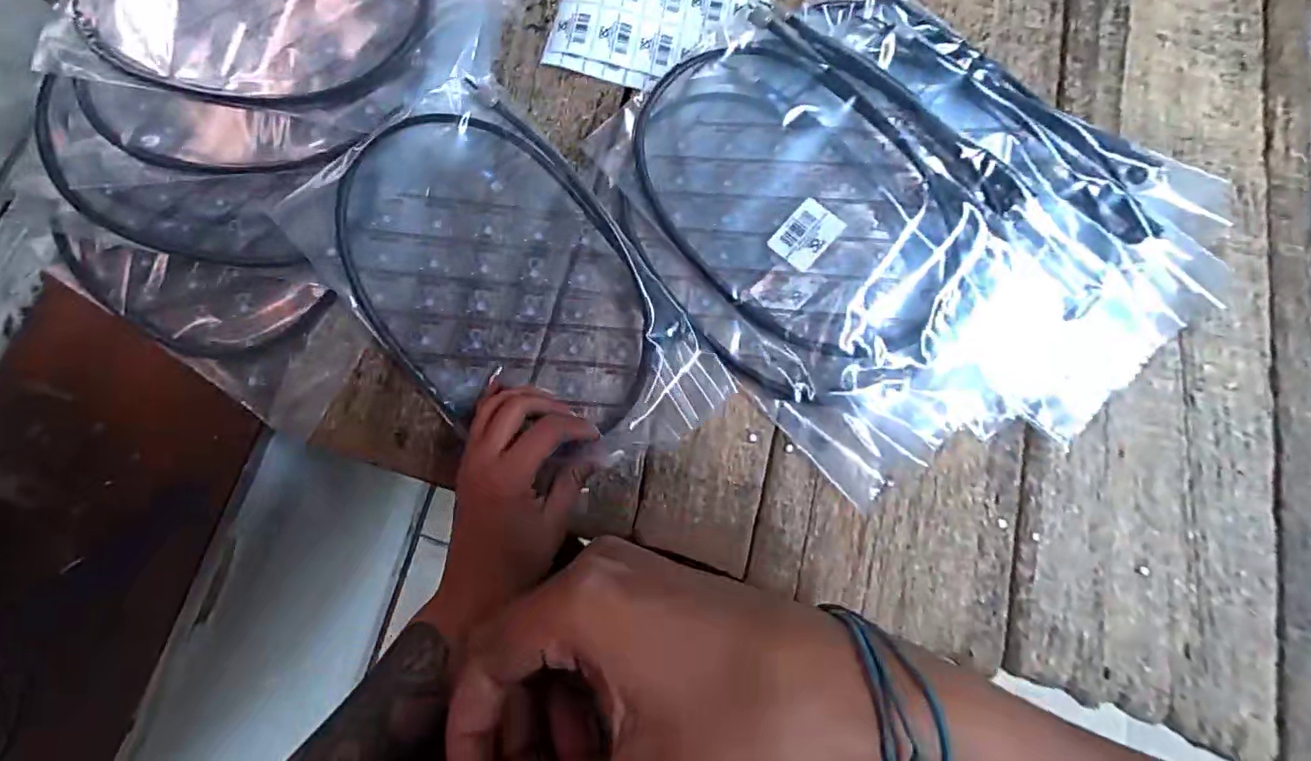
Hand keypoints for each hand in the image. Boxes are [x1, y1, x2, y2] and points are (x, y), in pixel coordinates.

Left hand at [415, 386, 598, 654]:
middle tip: (574, 418)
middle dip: (550, 403)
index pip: (546, 430)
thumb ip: (573, 482)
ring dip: (523, 396)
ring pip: (493, 405)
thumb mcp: (552, 526)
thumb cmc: (517, 568)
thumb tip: (600, 453)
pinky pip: (478, 419)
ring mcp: (469, 458)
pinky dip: (494, 400)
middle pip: (517, 405)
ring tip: (551, 406)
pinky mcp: (465, 463)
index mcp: (508, 476)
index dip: (575, 426)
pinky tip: (507, 387)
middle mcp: (484, 458)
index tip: (595, 434)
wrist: (471, 594)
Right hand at [445, 537, 875, 760]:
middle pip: (523, 647)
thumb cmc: (734, 728)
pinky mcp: (660, 590)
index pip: (487, 653)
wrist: (842, 692)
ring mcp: (633, 573)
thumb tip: (518, 760)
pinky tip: (621, 740)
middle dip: (521, 726)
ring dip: (559, 716)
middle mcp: (598, 567)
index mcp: (580, 595)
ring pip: (562, 645)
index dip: (468, 727)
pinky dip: (594, 692)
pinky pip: (601, 636)